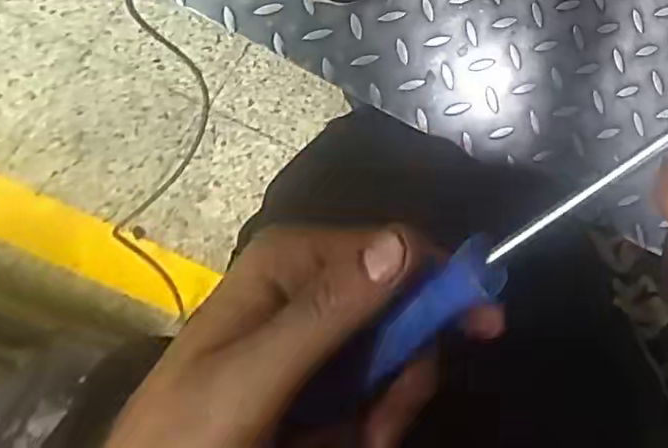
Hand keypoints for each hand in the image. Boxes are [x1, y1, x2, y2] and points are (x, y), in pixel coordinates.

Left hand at [107, 226, 503, 447]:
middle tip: (391, 422)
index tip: (482, 325)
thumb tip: (402, 240)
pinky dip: (378, 417)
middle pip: (402, 297)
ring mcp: (319, 329)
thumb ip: (325, 312)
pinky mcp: (323, 374)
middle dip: (409, 360)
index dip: (440, 280)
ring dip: (393, 398)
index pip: (390, 246)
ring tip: (361, 441)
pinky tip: (350, 442)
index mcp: (292, 259)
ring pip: (398, 343)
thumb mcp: (248, 381)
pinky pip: (378, 381)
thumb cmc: (186, 441)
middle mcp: (312, 281)